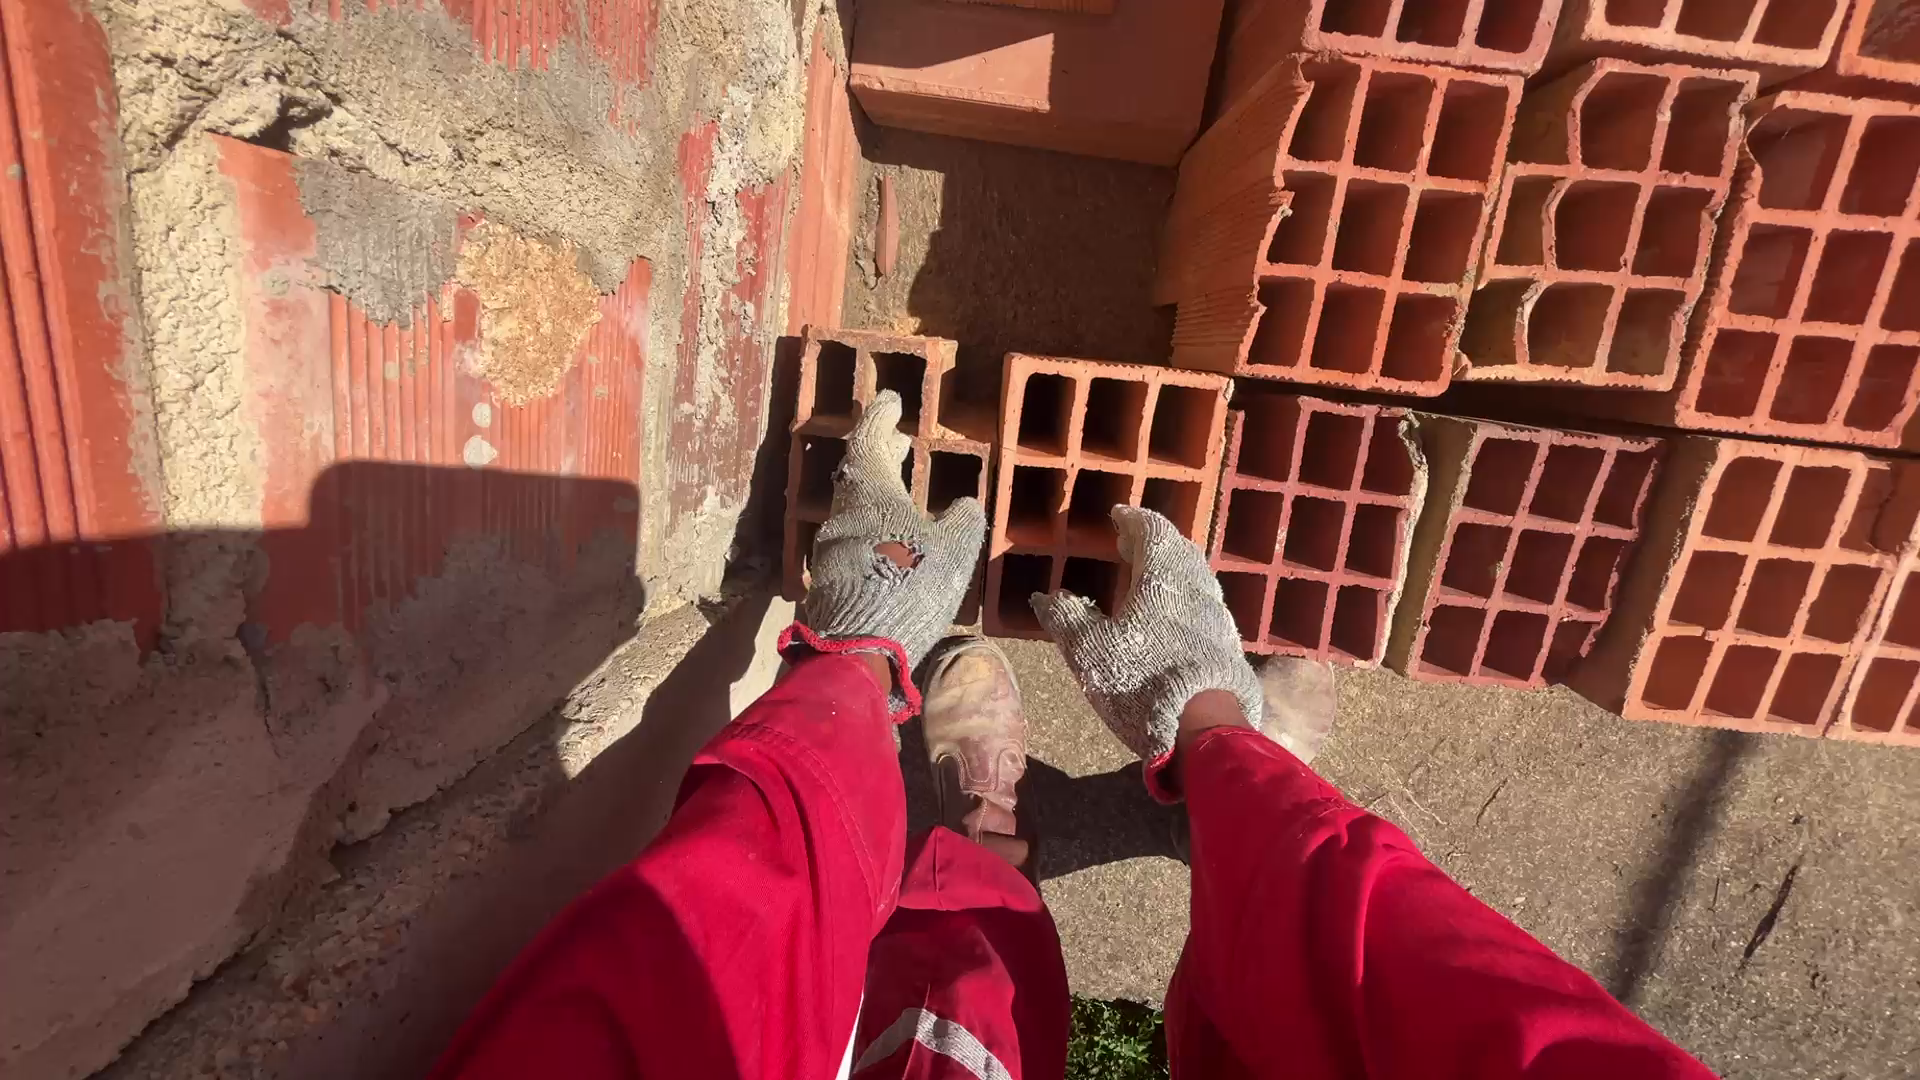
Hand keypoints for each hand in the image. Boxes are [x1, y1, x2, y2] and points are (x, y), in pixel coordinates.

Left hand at [792, 390, 986, 716]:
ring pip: (854, 507)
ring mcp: (830, 549)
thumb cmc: (910, 586)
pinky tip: (891, 539)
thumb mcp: (954, 548)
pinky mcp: (830, 581)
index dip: (879, 417)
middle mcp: (842, 514)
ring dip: (877, 492)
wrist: (860, 650)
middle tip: (898, 440)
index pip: (867, 440)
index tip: (888, 400)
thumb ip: (963, 519)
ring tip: (901, 486)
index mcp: (869, 494)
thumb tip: (963, 504)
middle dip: (880, 454)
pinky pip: (854, 538)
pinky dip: (873, 525)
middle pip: (857, 473)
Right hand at [1030, 506, 1261, 801]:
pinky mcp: (1227, 648)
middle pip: (1179, 551)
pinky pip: (1204, 606)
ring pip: (1195, 579)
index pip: (1153, 532)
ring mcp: (1218, 619)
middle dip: (1154, 542)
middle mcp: (1196, 589)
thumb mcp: (1089, 649)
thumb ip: (1066, 618)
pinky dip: (1183, 597)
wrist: (1205, 730)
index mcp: (1164, 578)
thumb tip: (1045, 597)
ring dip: (1172, 570)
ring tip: (1150, 577)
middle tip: (1130, 543)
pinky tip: (1173, 619)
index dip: (1134, 520)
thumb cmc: (1141, 679)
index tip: (1119, 515)